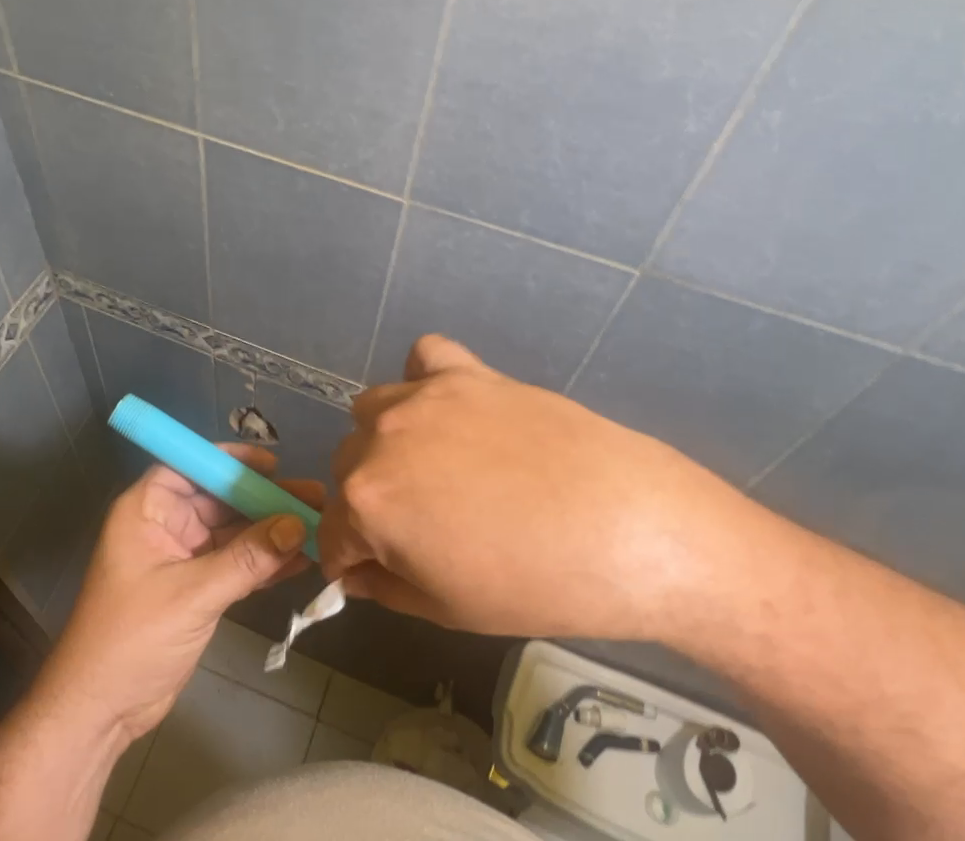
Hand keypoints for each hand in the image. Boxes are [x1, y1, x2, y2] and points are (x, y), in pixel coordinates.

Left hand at [37, 445, 323, 742]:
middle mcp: (164, 528)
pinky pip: (237, 565)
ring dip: (273, 531)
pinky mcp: (197, 591)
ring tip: (320, 526)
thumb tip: (297, 525)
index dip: (229, 461)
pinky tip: (302, 560)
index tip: (273, 465)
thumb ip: (247, 559)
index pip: (188, 466)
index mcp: (146, 512)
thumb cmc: (132, 639)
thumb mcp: (192, 594)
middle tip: (315, 497)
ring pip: (234, 533)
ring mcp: (182, 561)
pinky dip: (266, 563)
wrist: (102, 709)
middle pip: (220, 500)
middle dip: (265, 499)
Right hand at [318, 335, 758, 640]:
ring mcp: (427, 397)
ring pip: (374, 411)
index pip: (333, 534)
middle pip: (348, 467)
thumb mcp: (448, 608)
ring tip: (437, 469)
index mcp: (368, 500)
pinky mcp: (471, 372)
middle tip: (421, 529)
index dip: (352, 561)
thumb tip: (355, 573)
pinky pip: (425, 357)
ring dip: (388, 441)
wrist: (632, 531)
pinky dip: (425, 378)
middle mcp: (383, 438)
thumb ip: (384, 587)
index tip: (376, 572)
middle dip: (370, 502)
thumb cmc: (538, 586)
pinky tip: (453, 409)